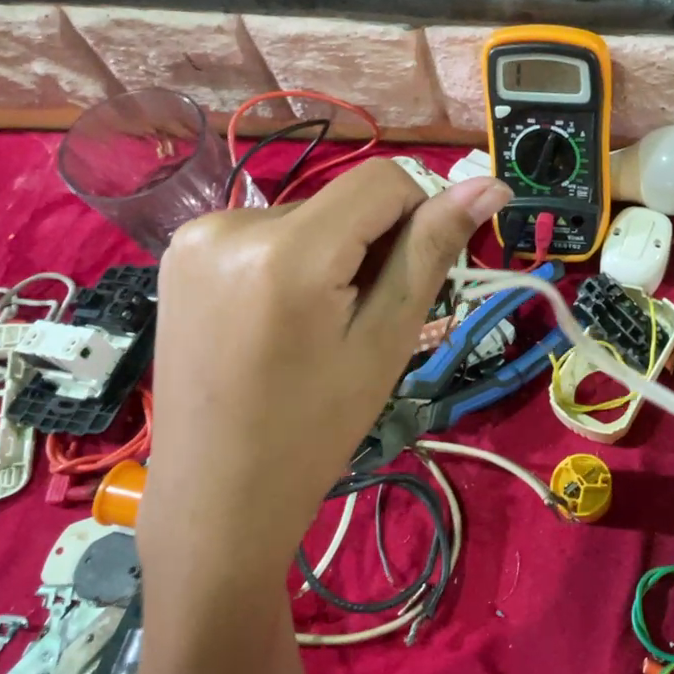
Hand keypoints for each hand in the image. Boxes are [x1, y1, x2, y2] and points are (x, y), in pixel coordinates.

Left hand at [141, 160, 511, 577]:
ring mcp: (197, 236)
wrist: (218, 493)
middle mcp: (231, 222)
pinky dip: (294, 262)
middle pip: (343, 201)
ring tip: (320, 328)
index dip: (420, 215)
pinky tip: (283, 319)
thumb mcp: (387, 340)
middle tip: (365, 321)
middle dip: (372, 245)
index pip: (383, 180)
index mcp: (287, 252)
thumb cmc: (316, 428)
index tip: (417, 276)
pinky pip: (268, 233)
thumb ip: (432, 251)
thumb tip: (491, 185)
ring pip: (309, 217)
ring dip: (333, 255)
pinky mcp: (181, 253)